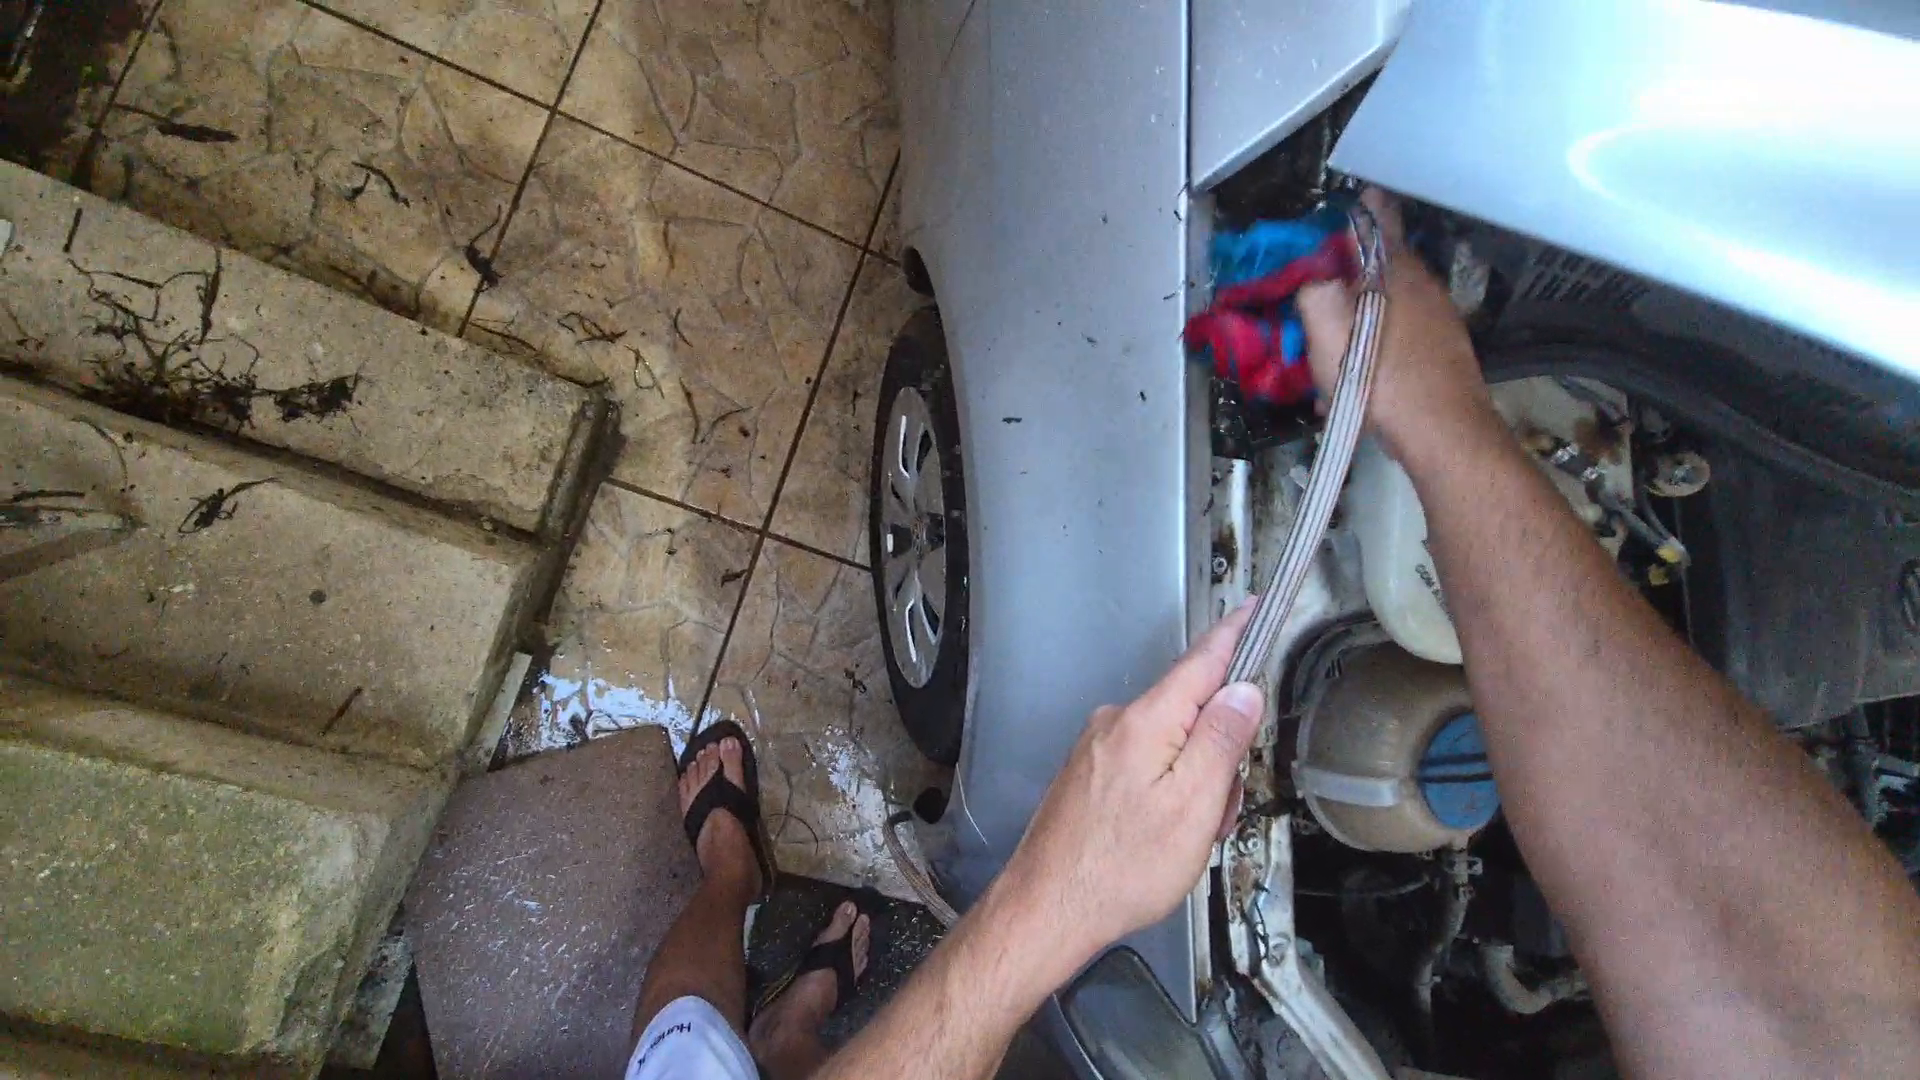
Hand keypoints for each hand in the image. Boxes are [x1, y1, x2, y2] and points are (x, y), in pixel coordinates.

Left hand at [994, 602, 1264, 975]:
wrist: (1049, 904)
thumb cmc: (1119, 867)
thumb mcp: (1192, 806)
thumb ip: (1221, 741)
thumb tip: (1242, 690)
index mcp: (1145, 722)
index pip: (1201, 661)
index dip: (1234, 635)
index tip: (1253, 607)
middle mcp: (1116, 722)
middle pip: (1191, 711)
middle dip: (1218, 753)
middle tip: (1217, 809)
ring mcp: (1099, 745)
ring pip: (1171, 744)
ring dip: (1193, 782)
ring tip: (1182, 835)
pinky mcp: (1091, 769)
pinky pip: (1145, 763)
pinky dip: (1166, 791)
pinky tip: (1157, 833)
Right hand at [1296, 188, 1500, 459]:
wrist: (1442, 432)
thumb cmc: (1382, 382)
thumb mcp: (1331, 339)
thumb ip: (1316, 299)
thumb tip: (1313, 279)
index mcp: (1396, 277)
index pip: (1381, 225)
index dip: (1364, 210)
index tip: (1357, 196)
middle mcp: (1424, 290)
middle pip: (1382, 268)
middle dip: (1349, 275)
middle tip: (1319, 288)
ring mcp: (1438, 321)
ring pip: (1389, 305)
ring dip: (1359, 315)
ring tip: (1330, 344)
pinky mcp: (1441, 352)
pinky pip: (1398, 336)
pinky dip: (1373, 344)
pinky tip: (1355, 378)